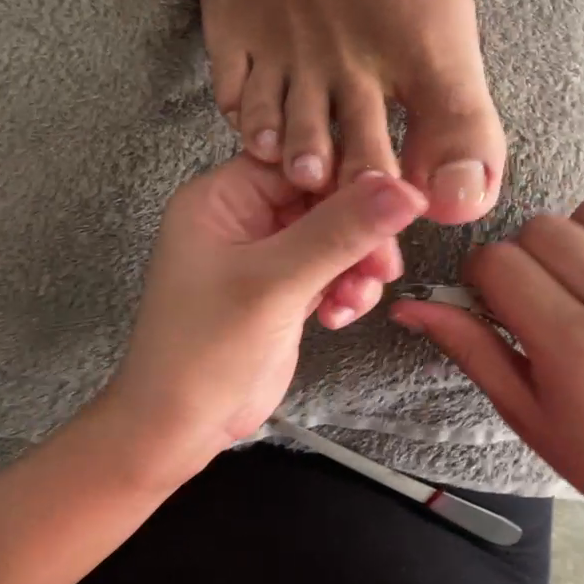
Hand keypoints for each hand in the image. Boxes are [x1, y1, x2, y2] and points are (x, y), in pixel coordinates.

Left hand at [107, 156, 425, 470]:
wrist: (180, 423)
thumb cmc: (206, 348)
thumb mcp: (274, 283)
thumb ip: (339, 232)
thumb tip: (403, 188)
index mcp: (218, 197)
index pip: (296, 159)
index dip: (347, 178)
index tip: (396, 203)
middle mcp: (238, 217)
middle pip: (320, 198)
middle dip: (357, 231)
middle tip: (381, 265)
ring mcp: (260, 254)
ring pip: (331, 236)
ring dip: (355, 264)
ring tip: (355, 298)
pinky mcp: (279, 288)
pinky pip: (328, 269)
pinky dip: (344, 288)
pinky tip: (339, 316)